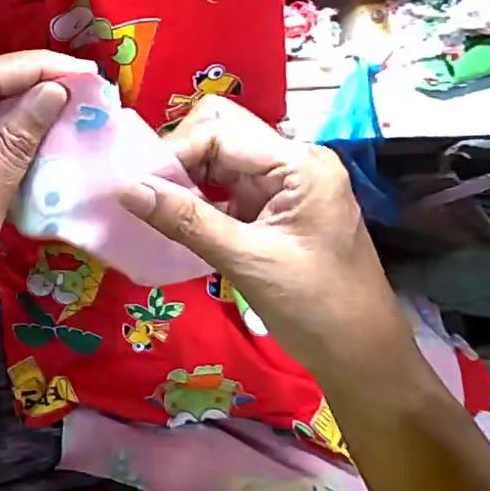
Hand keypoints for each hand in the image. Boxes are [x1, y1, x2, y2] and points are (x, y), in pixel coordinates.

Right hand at [119, 95, 406, 361]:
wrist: (363, 357)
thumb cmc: (317, 308)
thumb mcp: (248, 262)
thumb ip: (186, 220)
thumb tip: (127, 190)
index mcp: (300, 164)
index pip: (221, 133)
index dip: (174, 153)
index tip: (135, 184)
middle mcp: (292, 162)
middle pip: (220, 133)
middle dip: (177, 156)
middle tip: (143, 190)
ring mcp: (281, 184)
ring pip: (217, 158)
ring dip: (182, 176)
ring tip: (150, 203)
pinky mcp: (270, 207)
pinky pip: (222, 186)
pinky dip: (195, 196)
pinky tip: (172, 215)